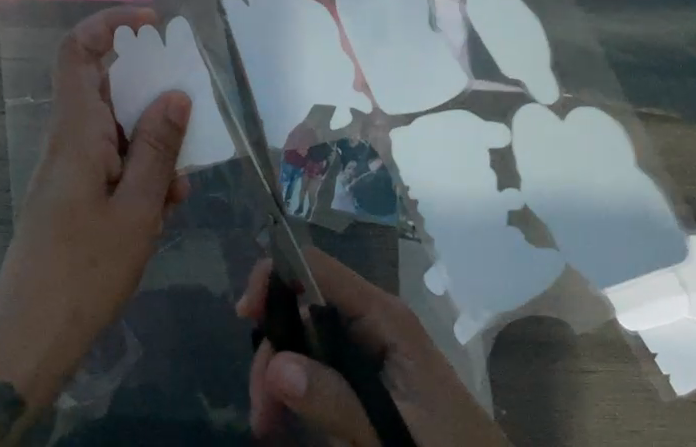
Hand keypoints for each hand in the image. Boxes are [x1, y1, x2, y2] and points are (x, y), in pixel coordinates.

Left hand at [0, 7, 190, 444]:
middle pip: (104, 87)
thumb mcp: (137, 209)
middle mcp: (68, 140)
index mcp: (76, 131)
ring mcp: (68, 169)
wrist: (32, 332)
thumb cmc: (86, 269)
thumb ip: (156, 149)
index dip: (110, 25)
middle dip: (149, 92)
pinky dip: (140, 173)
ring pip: (114, 130)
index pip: (78, 52)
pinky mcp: (73, 196)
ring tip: (179, 183)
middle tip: (189, 112)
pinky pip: (110, 164)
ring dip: (151, 143)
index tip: (153, 24)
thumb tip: (175, 94)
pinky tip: (163, 207)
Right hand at [236, 249, 509, 446]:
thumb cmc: (450, 446)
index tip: (246, 316)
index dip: (274, 277)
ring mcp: (365, 347)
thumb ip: (337, 399)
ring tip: (269, 424)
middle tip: (262, 410)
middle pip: (298, 310)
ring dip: (277, 378)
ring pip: (301, 342)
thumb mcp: (392, 427)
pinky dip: (295, 391)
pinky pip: (316, 368)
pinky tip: (287, 420)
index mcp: (381, 315)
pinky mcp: (363, 375)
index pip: (315, 266)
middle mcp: (369, 320)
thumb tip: (276, 366)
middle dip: (272, 352)